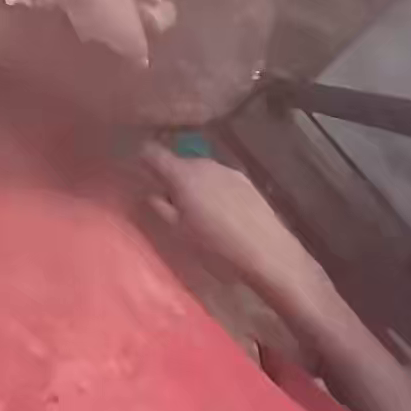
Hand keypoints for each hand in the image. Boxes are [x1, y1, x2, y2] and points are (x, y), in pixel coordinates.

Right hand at [140, 142, 332, 305]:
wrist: (272, 257)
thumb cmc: (217, 248)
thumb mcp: (179, 233)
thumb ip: (159, 207)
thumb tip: (150, 192)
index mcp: (181, 174)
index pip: (152, 152)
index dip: (142, 159)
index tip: (138, 170)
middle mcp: (203, 164)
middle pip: (178, 163)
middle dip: (171, 177)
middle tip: (171, 202)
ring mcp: (227, 171)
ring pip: (200, 172)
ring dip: (195, 185)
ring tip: (200, 212)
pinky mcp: (247, 182)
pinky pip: (220, 180)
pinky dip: (214, 191)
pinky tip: (224, 215)